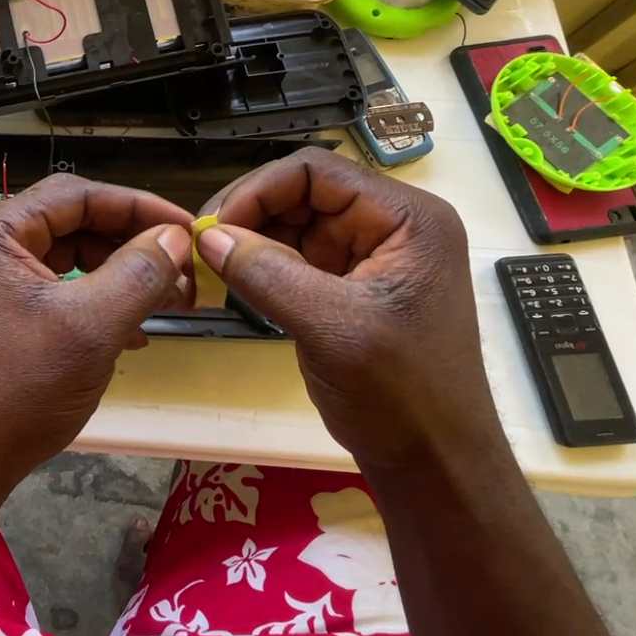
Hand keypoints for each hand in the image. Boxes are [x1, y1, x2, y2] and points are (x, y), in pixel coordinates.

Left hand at [0, 174, 194, 499]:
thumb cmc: (17, 390)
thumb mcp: (90, 328)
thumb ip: (138, 273)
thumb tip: (175, 237)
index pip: (77, 195)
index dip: (138, 207)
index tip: (188, 228)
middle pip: (73, 223)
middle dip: (132, 245)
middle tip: (183, 273)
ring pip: (70, 258)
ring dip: (120, 276)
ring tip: (168, 303)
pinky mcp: (0, 313)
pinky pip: (58, 291)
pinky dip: (97, 303)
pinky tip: (133, 332)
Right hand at [194, 148, 503, 471]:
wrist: (432, 463)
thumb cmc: (401, 394)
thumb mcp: (332, 327)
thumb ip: (267, 273)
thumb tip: (206, 235)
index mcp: (407, 219)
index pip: (317, 172)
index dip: (258, 190)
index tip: (213, 225)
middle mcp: (390, 225)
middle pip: (302, 192)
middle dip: (250, 213)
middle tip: (203, 243)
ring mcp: (369, 254)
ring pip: (292, 222)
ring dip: (250, 237)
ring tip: (213, 262)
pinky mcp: (347, 283)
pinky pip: (293, 254)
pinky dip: (260, 261)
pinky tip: (234, 278)